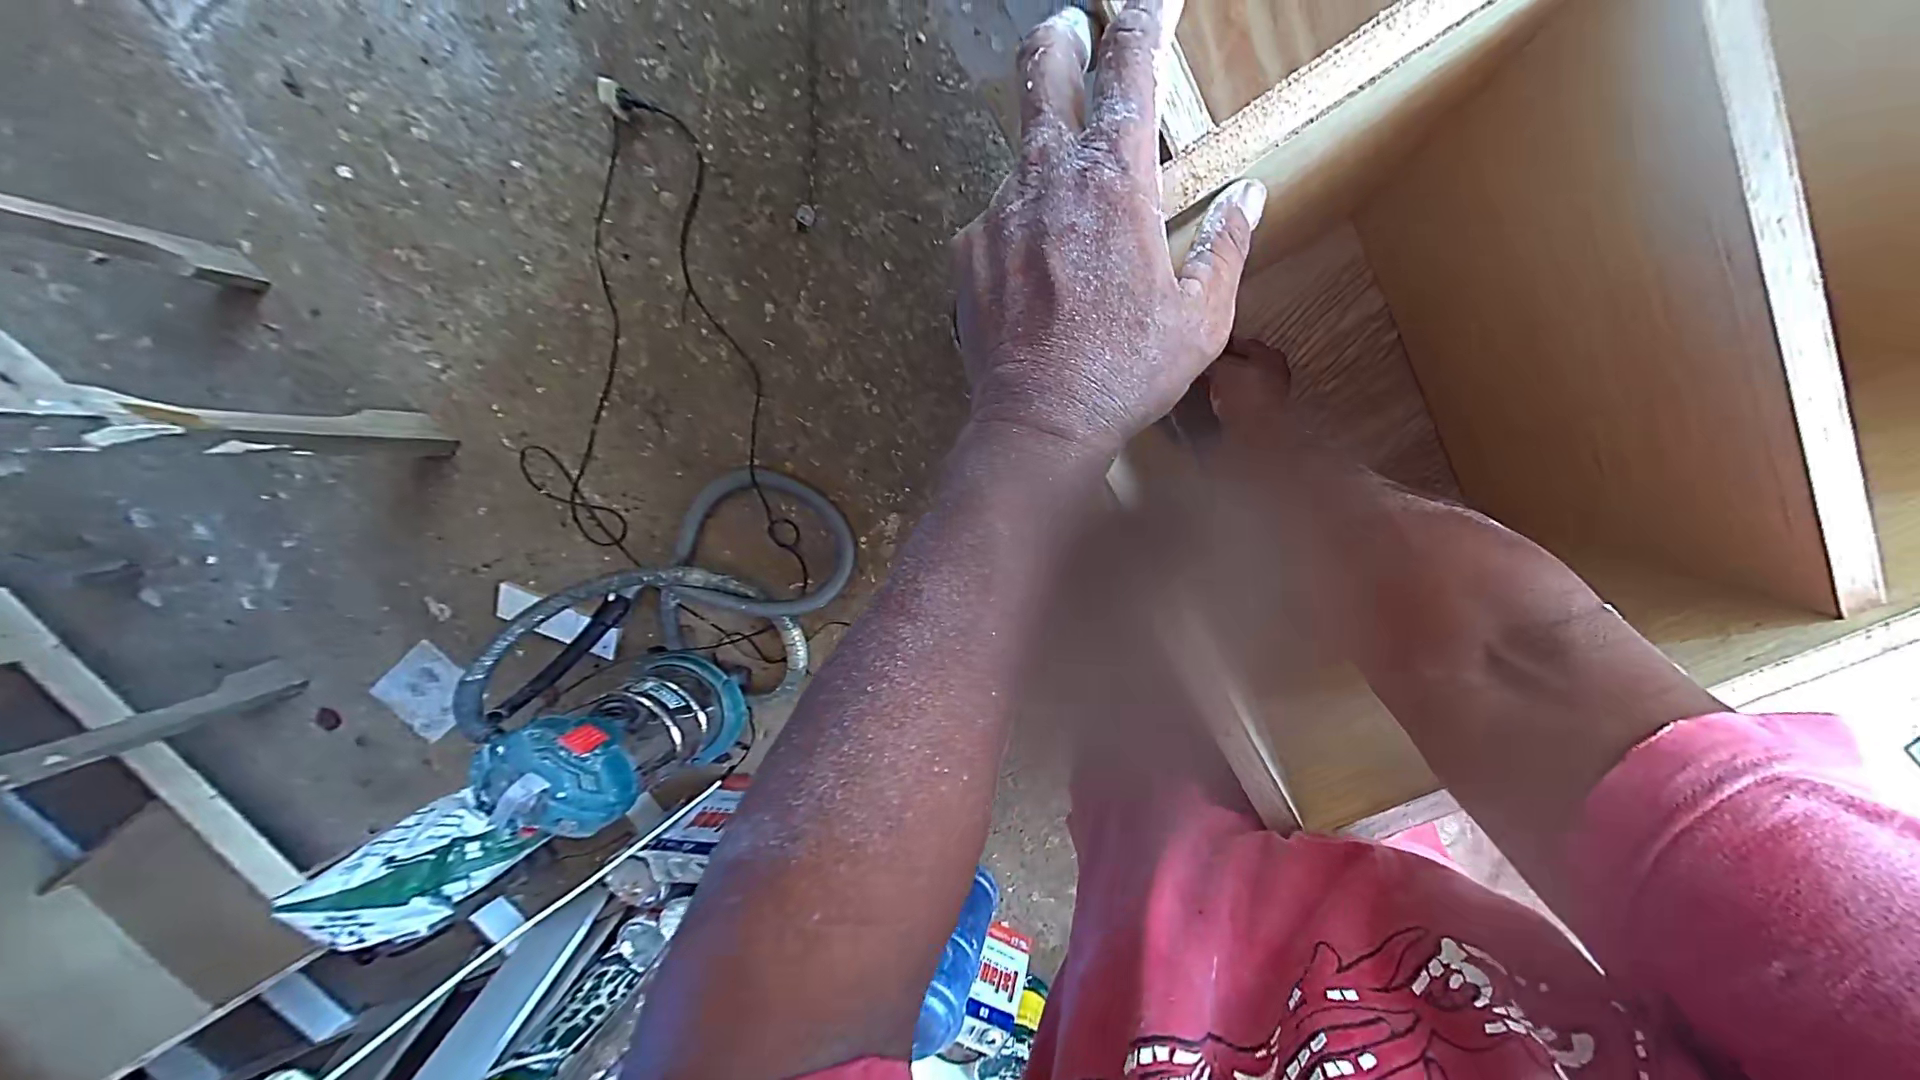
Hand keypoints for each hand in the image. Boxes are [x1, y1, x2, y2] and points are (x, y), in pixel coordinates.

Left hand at [952, 1, 1266, 454]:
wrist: (1039, 424)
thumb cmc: (1123, 375)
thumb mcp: (1199, 320)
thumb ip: (1226, 247)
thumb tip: (1249, 196)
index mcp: (1114, 183)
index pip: (1129, 64)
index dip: (1144, 18)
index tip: (1152, 3)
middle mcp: (1046, 181)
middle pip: (1041, 69)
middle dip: (1060, 41)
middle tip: (1072, 39)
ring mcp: (997, 215)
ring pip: (1020, 158)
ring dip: (1047, 168)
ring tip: (1069, 230)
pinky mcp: (968, 253)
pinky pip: (994, 217)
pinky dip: (1018, 227)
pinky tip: (1035, 274)